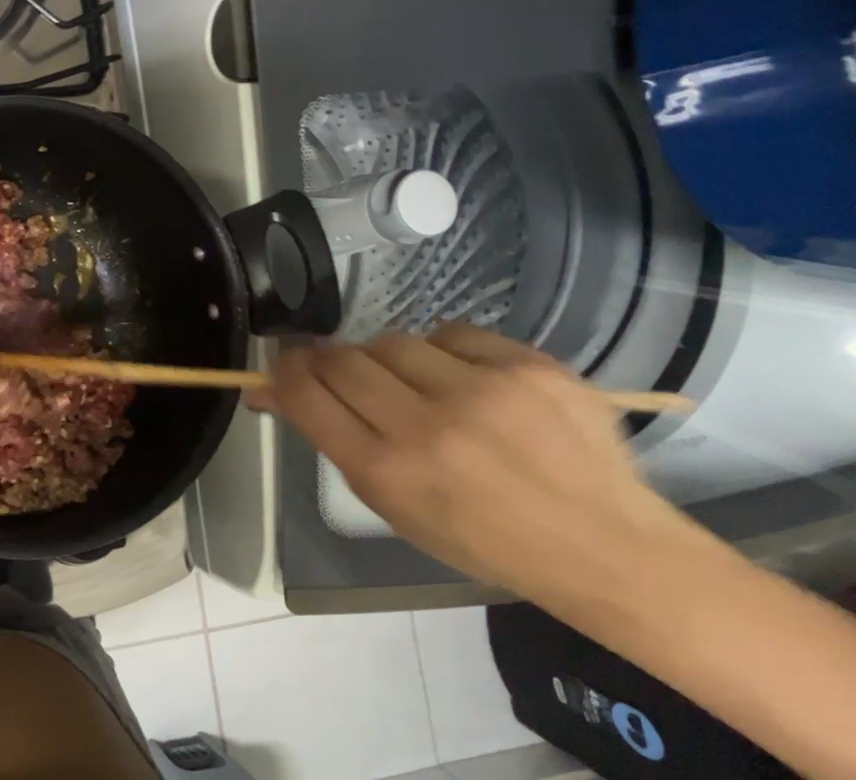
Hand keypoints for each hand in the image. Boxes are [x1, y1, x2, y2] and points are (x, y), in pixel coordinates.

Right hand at [250, 324, 694, 605]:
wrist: (604, 546)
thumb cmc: (482, 539)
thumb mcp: (392, 506)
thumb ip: (334, 441)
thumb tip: (276, 390)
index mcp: (386, 471)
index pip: (305, 393)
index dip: (284, 372)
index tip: (284, 367)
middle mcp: (427, 425)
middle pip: (342, 359)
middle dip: (329, 362)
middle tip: (341, 374)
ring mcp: (483, 391)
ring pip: (393, 341)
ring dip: (389, 360)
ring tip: (417, 387)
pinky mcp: (531, 367)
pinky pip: (453, 334)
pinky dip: (445, 352)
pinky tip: (465, 380)